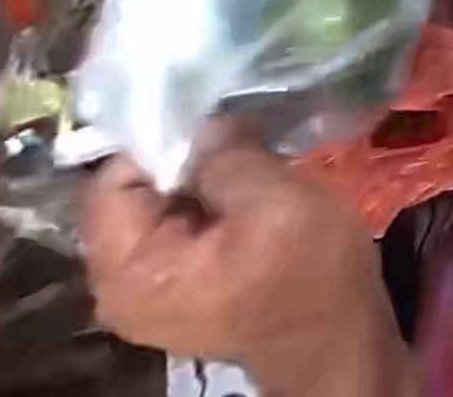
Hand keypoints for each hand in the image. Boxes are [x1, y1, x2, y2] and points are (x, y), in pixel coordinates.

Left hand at [80, 123, 414, 394]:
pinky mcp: (188, 284)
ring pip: (169, 206)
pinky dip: (220, 198)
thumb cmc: (310, 270)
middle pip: (139, 193)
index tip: (217, 116)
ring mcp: (155, 288)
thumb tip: (208, 124)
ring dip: (212, 175)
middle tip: (248, 135)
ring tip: (259, 157)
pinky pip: (189, 225)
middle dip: (192, 157)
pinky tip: (260, 187)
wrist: (339, 335)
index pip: (112, 181)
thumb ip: (231, 157)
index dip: (162, 140)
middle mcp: (123, 285)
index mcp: (131, 269)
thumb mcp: (277, 201)